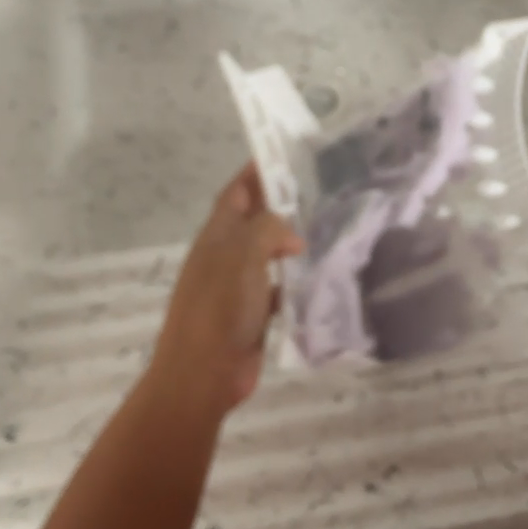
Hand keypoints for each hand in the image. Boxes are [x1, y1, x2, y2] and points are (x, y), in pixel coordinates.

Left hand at [149, 164, 304, 418]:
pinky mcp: (251, 314)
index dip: (254, 172)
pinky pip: (276, 287)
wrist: (201, 375)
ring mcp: (237, 287)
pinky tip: (317, 277)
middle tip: (318, 189)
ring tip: (326, 227)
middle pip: (252, 220)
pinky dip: (294, 280)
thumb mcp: (242, 256)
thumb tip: (293, 238)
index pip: (235, 193)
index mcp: (216, 236)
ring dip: (289, 242)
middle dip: (278, 203)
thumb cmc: (218, 309)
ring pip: (267, 254)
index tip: (281, 153)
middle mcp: (225, 256)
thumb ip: (267, 231)